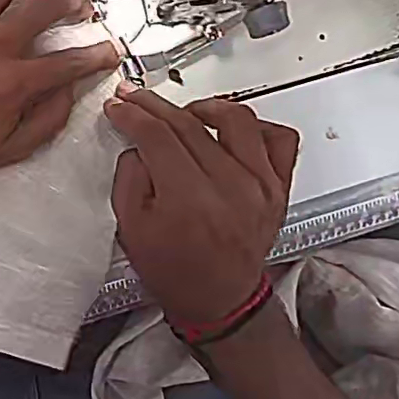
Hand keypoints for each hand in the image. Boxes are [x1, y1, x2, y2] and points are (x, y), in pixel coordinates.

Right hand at [104, 90, 299, 323]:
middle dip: (154, 106)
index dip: (132, 114)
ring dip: (204, 107)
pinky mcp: (279, 187)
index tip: (119, 105)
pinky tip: (231, 131)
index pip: (158, 136)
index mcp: (188, 201)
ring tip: (184, 113)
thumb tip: (138, 142)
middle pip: (189, 124)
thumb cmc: (174, 270)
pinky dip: (255, 125)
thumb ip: (129, 178)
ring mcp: (261, 185)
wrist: (219, 299)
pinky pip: (278, 138)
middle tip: (136, 99)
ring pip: (236, 119)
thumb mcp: (130, 228)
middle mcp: (230, 188)